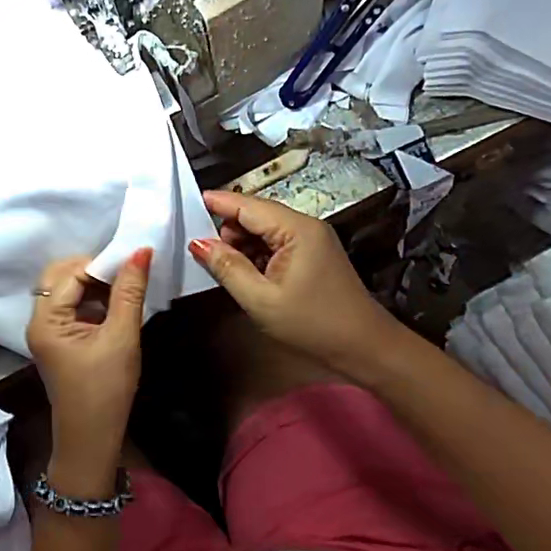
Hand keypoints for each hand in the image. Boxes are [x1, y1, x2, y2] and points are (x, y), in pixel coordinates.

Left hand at [24, 248, 151, 497]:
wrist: (92, 439)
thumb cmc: (106, 389)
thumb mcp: (122, 337)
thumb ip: (130, 292)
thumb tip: (141, 251)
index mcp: (46, 320)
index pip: (70, 274)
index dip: (100, 263)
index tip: (132, 261)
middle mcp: (40, 321)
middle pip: (62, 277)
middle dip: (95, 270)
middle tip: (128, 273)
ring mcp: (49, 332)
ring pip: (69, 291)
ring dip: (96, 285)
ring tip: (127, 287)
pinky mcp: (61, 341)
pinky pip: (74, 308)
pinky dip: (95, 300)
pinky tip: (118, 304)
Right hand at [188, 190, 401, 374]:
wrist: (363, 347)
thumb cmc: (312, 324)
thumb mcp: (261, 299)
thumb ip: (227, 267)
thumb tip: (198, 243)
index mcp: (296, 229)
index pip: (248, 205)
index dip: (217, 203)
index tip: (187, 203)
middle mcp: (305, 226)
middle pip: (255, 214)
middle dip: (228, 231)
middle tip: (208, 258)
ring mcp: (310, 240)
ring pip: (263, 231)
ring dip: (242, 246)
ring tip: (227, 272)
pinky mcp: (311, 255)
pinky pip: (275, 244)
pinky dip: (257, 256)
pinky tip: (247, 277)